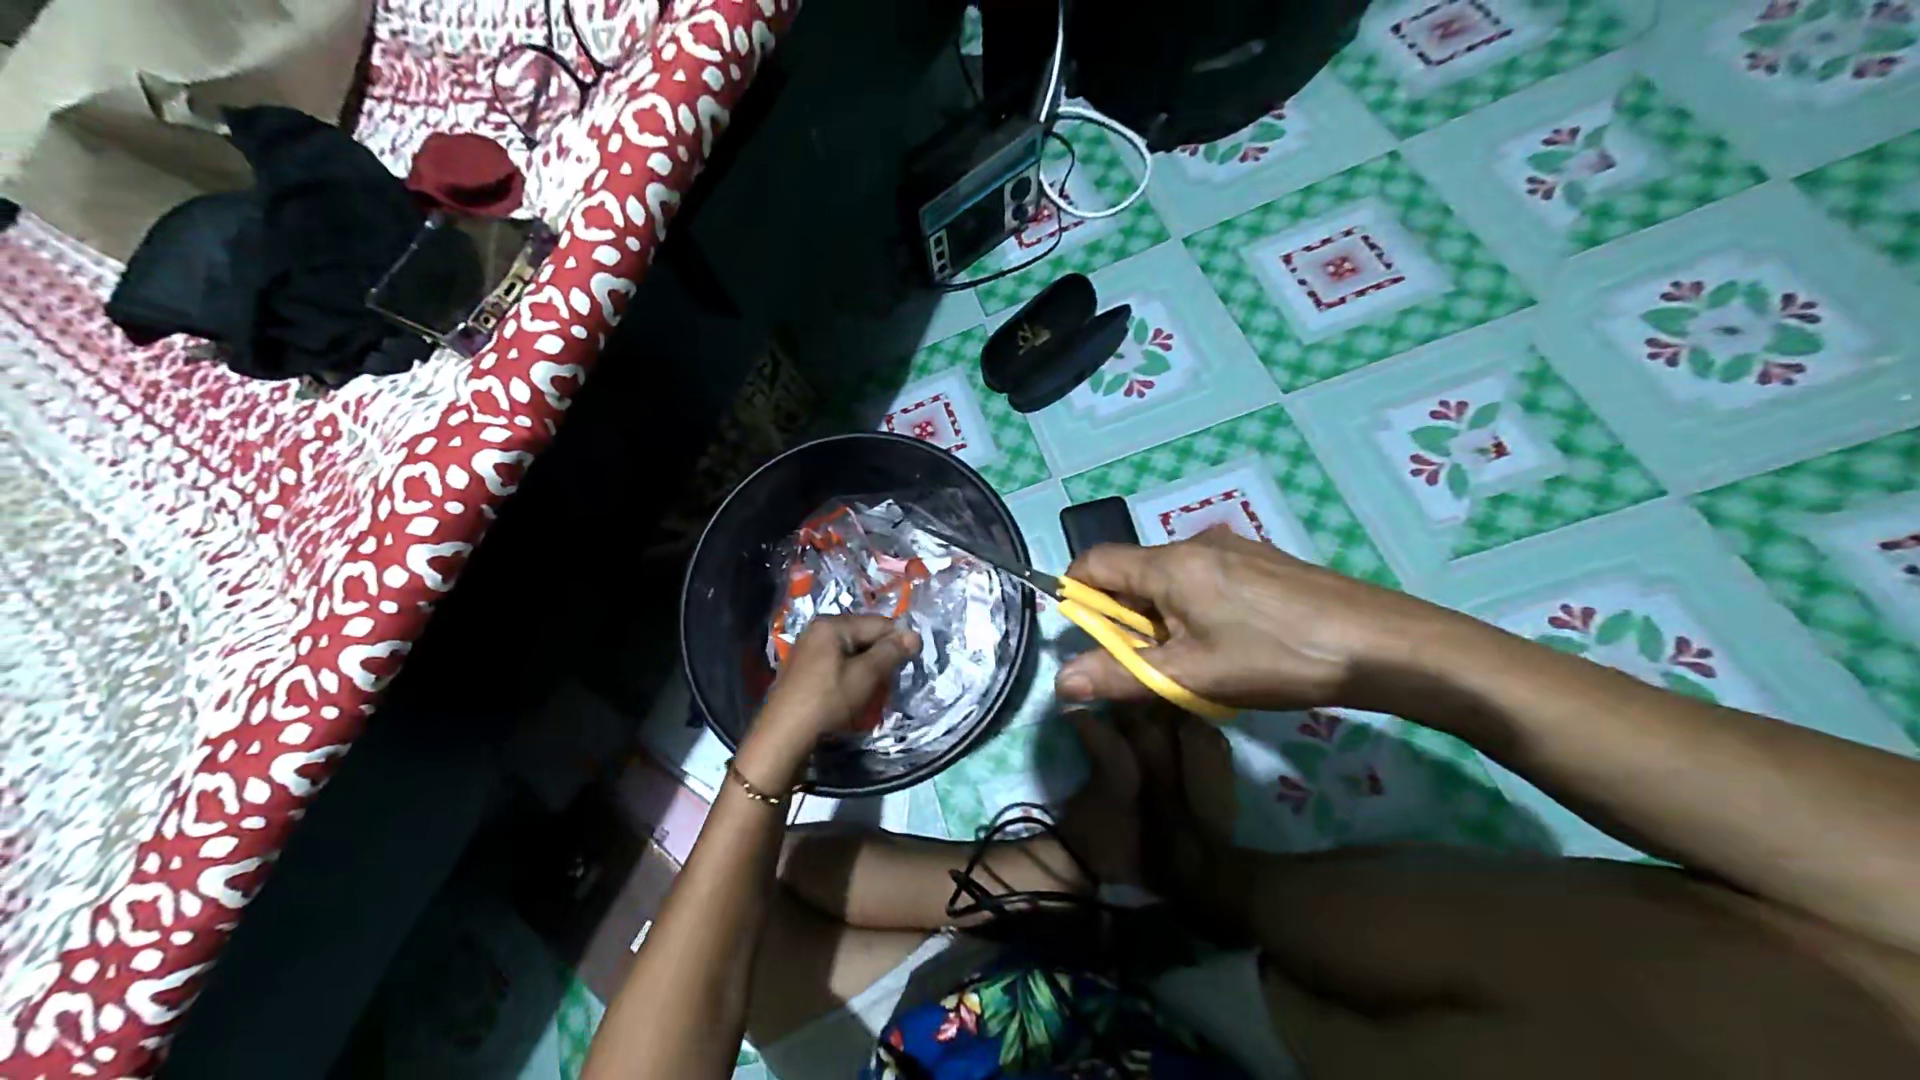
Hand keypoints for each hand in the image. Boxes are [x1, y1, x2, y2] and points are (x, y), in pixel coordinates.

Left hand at [738, 615, 920, 788]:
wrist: (783, 736)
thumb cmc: (828, 701)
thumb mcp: (865, 676)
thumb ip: (891, 652)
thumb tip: (914, 634)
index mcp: (832, 624)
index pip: (879, 623)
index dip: (899, 640)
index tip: (911, 662)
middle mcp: (818, 630)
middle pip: (864, 635)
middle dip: (882, 654)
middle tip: (892, 679)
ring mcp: (809, 649)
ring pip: (852, 651)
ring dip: (868, 667)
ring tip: (875, 688)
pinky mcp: (805, 669)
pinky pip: (838, 663)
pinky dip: (852, 674)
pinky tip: (854, 692)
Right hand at [1054, 529, 1453, 712]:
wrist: (1384, 644)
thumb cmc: (1277, 657)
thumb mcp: (1192, 675)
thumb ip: (1120, 676)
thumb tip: (1061, 681)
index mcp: (1169, 563)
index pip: (1093, 562)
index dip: (1077, 598)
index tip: (1092, 642)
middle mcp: (1194, 543)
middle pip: (1132, 574)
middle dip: (1127, 620)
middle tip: (1156, 665)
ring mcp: (1233, 547)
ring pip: (1169, 580)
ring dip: (1163, 618)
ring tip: (1199, 661)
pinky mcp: (1261, 560)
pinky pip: (1204, 579)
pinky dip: (1195, 609)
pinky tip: (1234, 643)